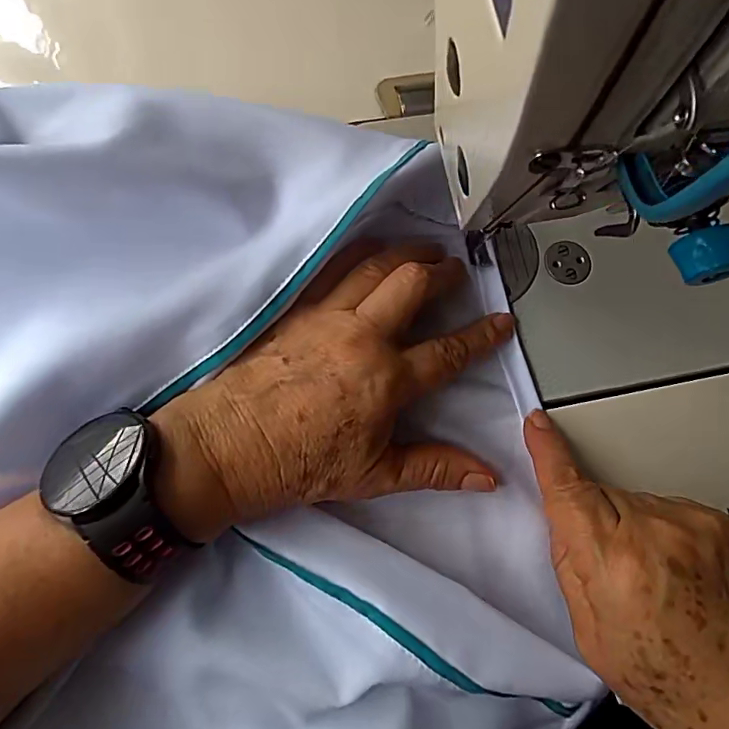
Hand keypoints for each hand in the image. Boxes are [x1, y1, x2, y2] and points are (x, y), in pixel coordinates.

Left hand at [151, 240, 515, 540]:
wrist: (228, 446)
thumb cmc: (296, 464)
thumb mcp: (373, 476)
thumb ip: (434, 468)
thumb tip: (486, 477)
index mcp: (386, 380)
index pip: (449, 351)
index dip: (482, 335)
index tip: (500, 322)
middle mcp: (360, 338)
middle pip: (412, 284)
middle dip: (441, 271)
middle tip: (454, 269)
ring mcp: (323, 319)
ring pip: (371, 266)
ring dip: (401, 252)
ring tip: (418, 250)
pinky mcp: (292, 312)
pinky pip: (327, 270)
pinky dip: (351, 255)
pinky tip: (361, 253)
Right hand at [521, 411, 728, 728]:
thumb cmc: (680, 690)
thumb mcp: (593, 636)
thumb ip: (572, 569)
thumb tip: (565, 527)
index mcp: (616, 564)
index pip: (569, 490)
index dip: (548, 453)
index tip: (538, 426)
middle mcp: (660, 533)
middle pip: (601, 497)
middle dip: (593, 521)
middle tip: (610, 572)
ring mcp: (701, 526)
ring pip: (638, 504)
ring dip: (633, 530)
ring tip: (658, 584)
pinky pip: (674, 514)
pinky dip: (667, 536)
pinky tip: (685, 578)